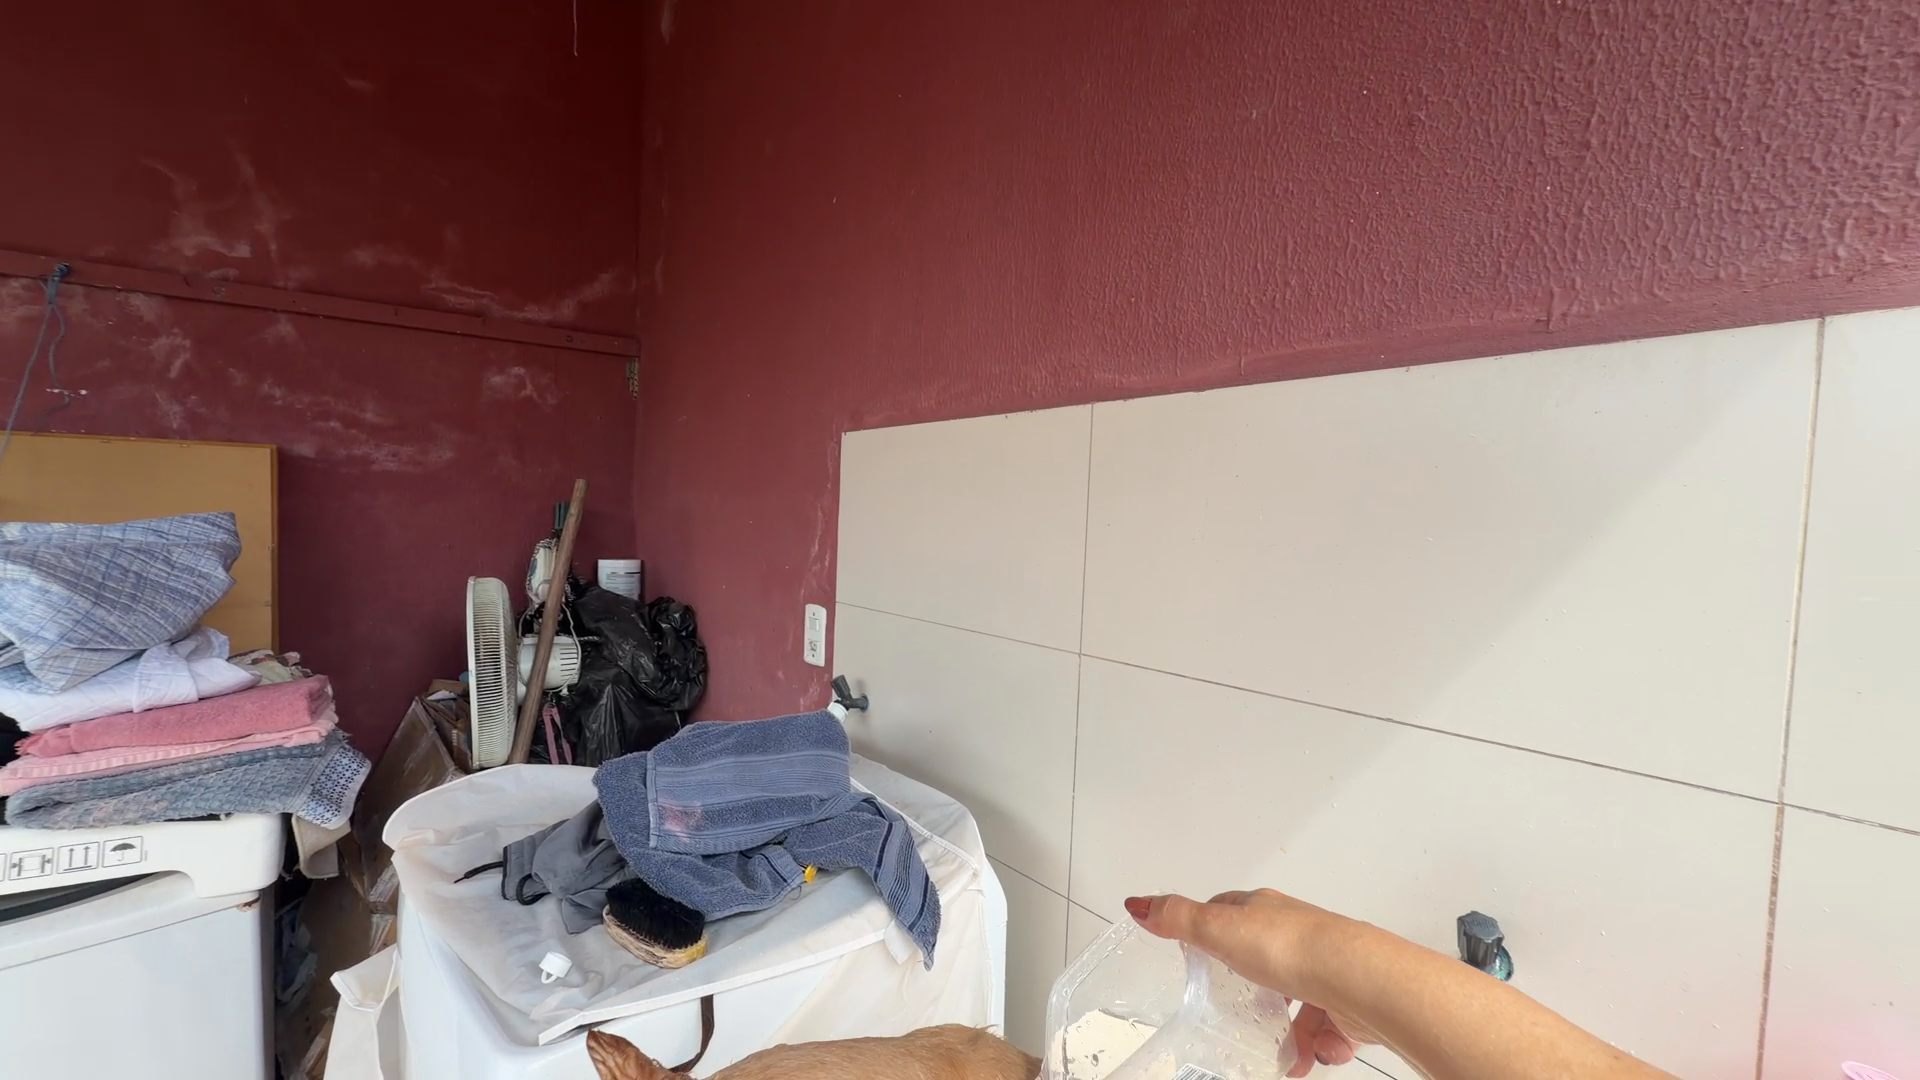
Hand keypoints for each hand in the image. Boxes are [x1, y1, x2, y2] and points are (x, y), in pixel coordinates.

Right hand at [1125, 889, 1374, 1076]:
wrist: (1360, 979)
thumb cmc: (1290, 947)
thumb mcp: (1219, 930)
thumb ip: (1178, 919)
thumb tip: (1137, 903)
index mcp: (1261, 909)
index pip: (1229, 911)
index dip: (1211, 928)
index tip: (1198, 947)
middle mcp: (1295, 931)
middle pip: (1265, 956)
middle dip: (1253, 987)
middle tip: (1239, 1011)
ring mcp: (1325, 965)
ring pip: (1300, 998)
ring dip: (1289, 1028)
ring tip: (1279, 1053)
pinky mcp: (1352, 1000)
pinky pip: (1329, 1028)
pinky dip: (1318, 1046)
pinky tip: (1309, 1056)